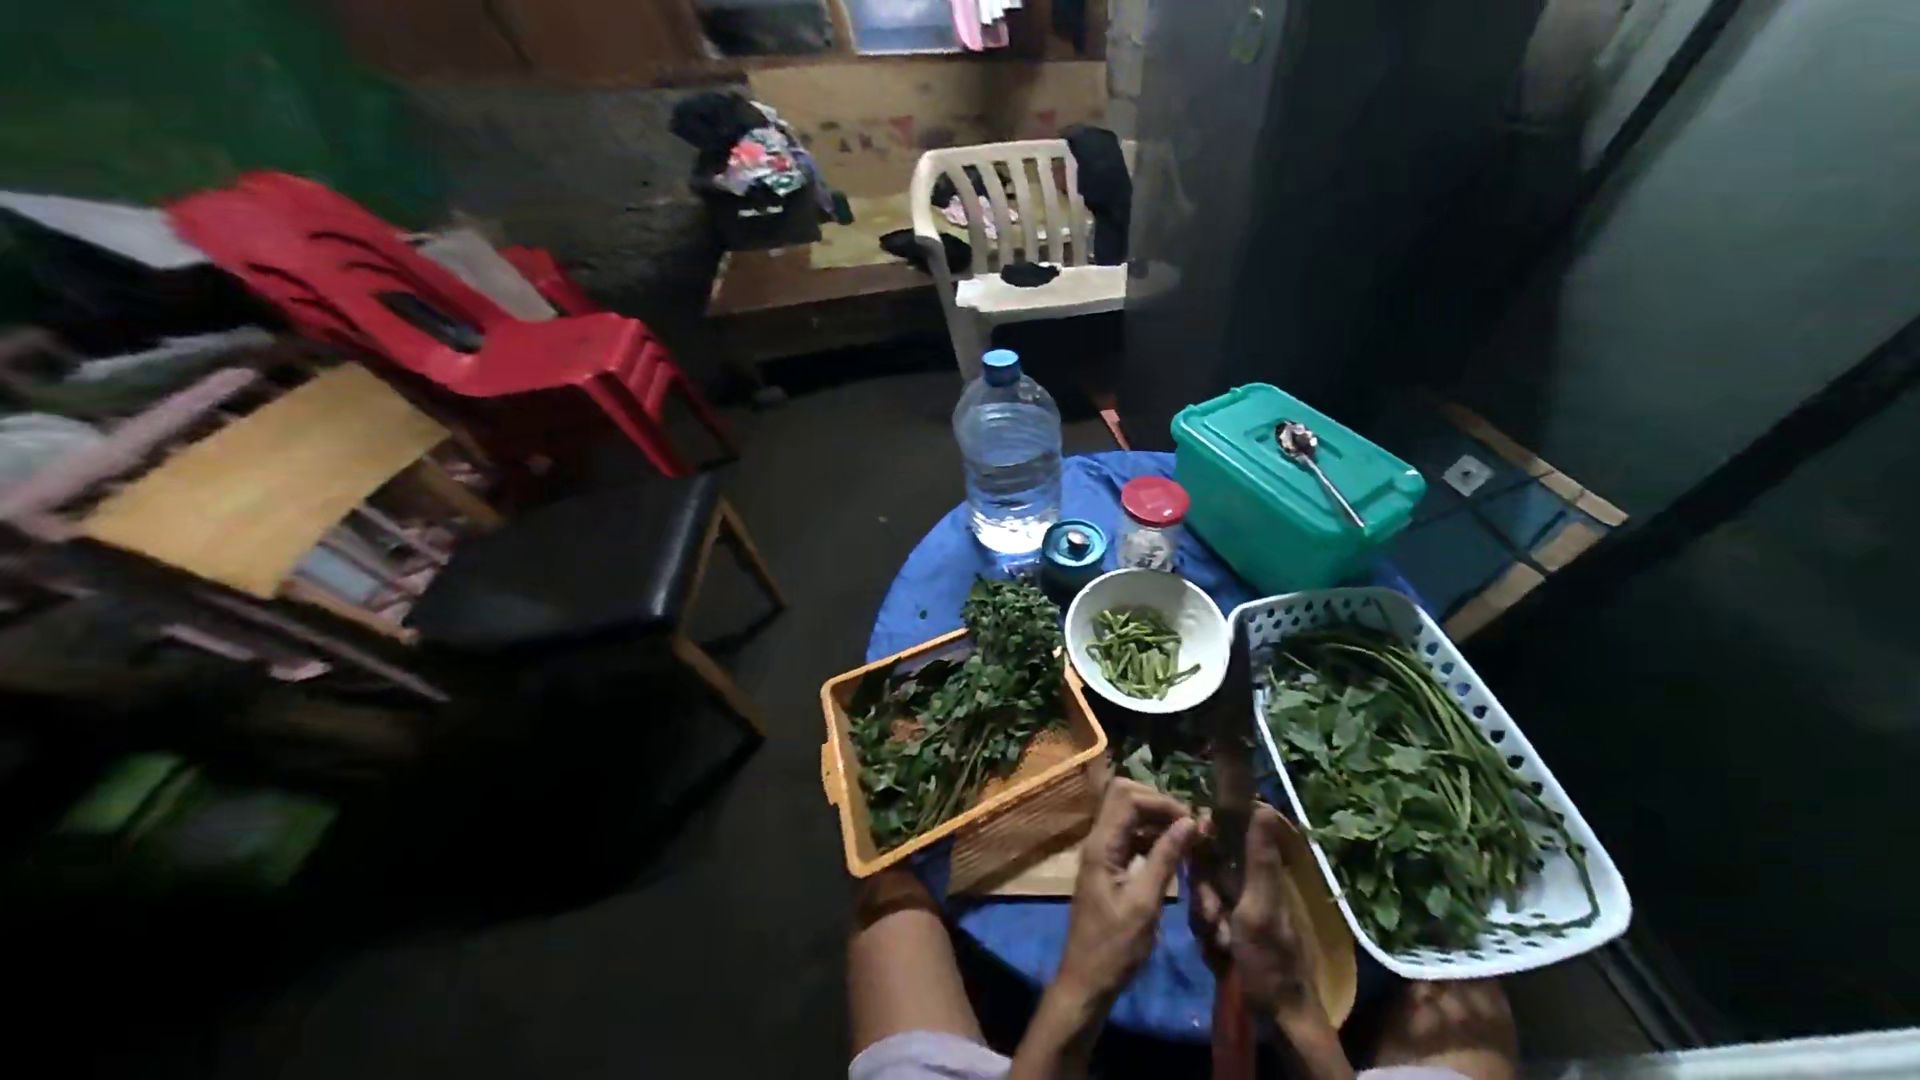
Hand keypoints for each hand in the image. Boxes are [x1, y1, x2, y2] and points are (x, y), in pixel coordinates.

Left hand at [1055, 779, 1195, 1008]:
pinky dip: (1153, 836)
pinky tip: (1175, 852)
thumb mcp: (1145, 904)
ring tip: (1189, 837)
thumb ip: (1165, 859)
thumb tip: (1190, 822)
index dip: (1160, 802)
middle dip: (1158, 804)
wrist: (1087, 979)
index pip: (1127, 798)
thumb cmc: (1115, 947)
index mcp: (1101, 845)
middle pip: (1124, 797)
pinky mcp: (1110, 864)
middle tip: (1189, 825)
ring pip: (1128, 814)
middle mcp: (1098, 839)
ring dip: (1157, 819)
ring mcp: (1102, 851)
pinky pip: (1131, 836)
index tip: (1191, 821)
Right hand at [1190, 804, 1319, 1023]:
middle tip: (1215, 919)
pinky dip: (1207, 937)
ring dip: (1205, 918)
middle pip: (1209, 863)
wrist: (1276, 1020)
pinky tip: (1218, 955)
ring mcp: (1238, 906)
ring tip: (1220, 943)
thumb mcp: (1260, 906)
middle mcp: (1249, 881)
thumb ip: (1258, 859)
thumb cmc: (1270, 960)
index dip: (1210, 828)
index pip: (1231, 829)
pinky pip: (1202, 917)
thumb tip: (1263, 806)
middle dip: (1204, 891)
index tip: (1195, 838)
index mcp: (1262, 871)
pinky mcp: (1227, 928)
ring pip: (1202, 891)